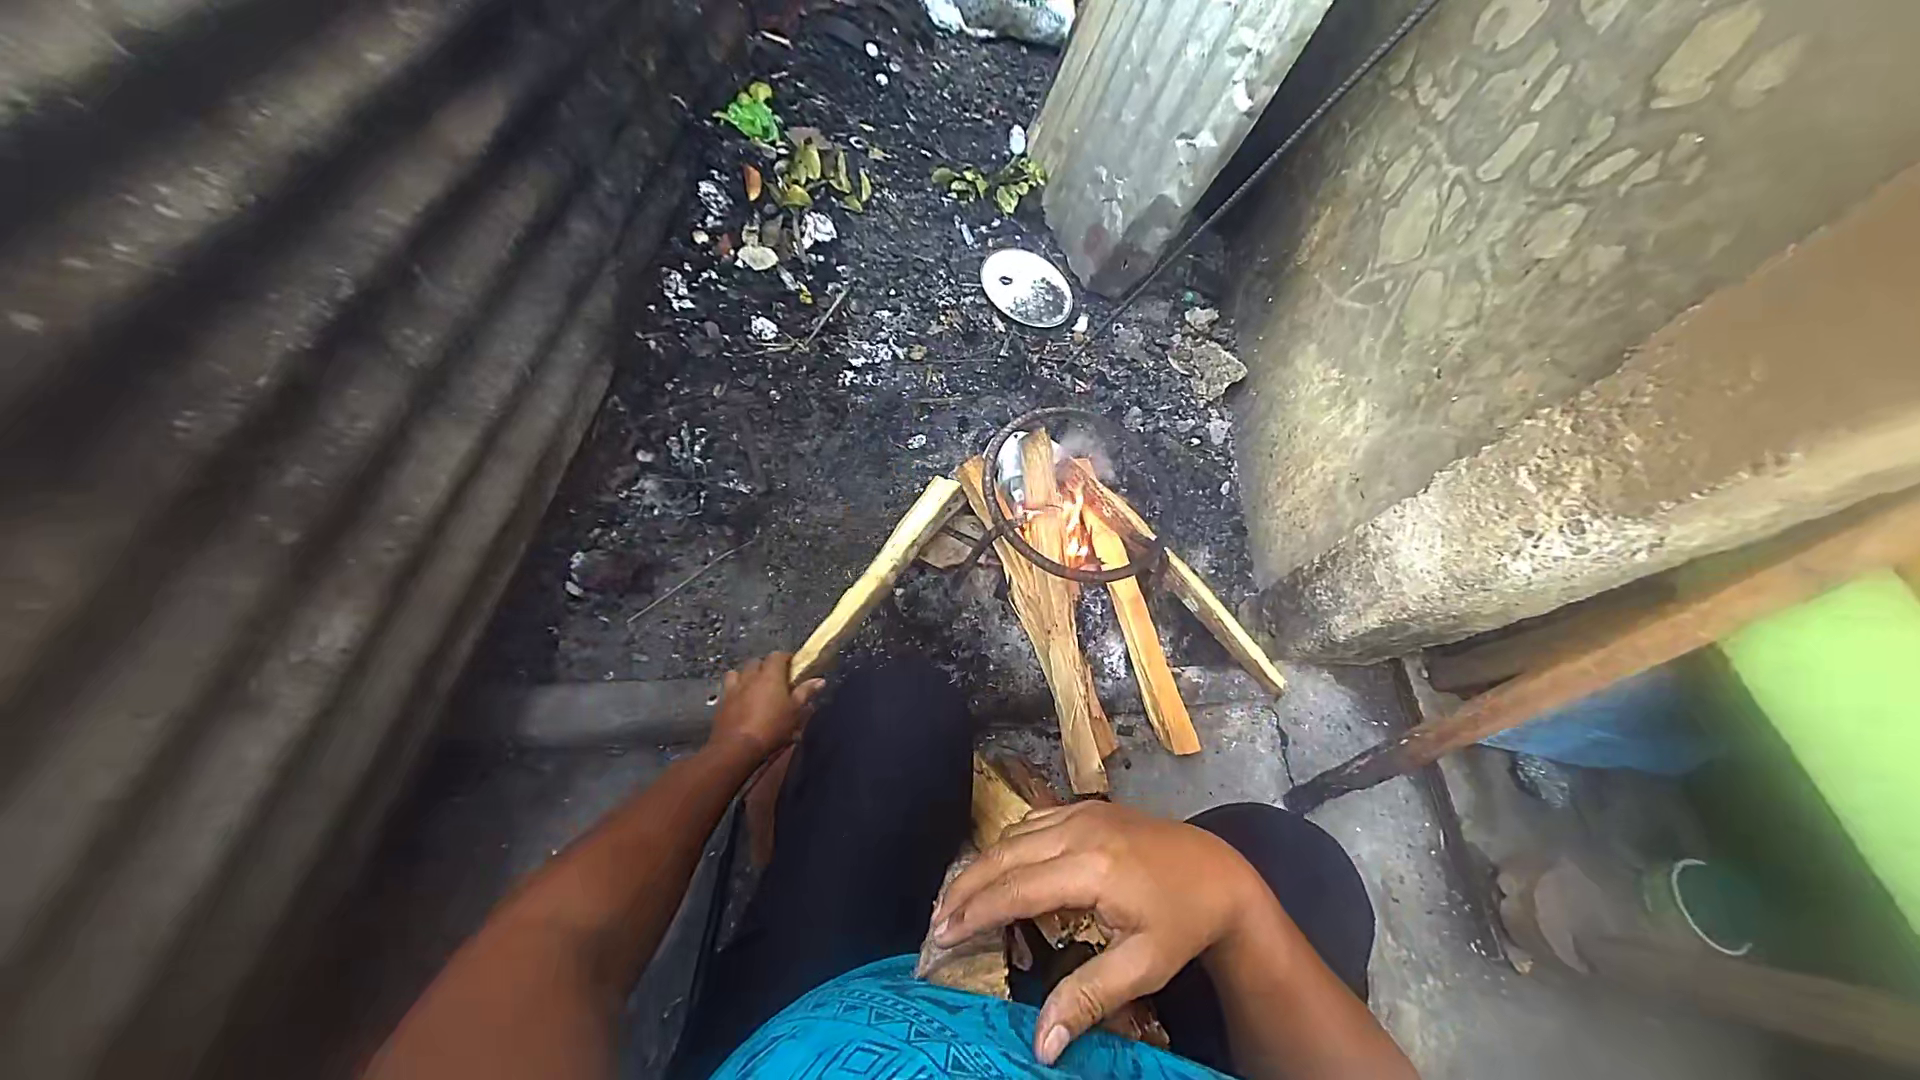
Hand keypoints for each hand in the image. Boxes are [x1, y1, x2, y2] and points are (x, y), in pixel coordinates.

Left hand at [705, 652, 824, 762]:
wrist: (736, 748)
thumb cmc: (771, 727)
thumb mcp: (794, 712)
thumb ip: (805, 693)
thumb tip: (819, 680)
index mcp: (770, 675)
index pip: (778, 655)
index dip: (785, 659)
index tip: (792, 667)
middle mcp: (750, 676)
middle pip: (757, 662)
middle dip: (765, 667)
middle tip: (775, 680)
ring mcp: (732, 688)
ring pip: (737, 673)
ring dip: (745, 676)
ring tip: (753, 688)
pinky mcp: (721, 703)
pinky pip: (727, 689)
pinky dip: (734, 691)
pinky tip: (739, 703)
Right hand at [931, 801, 1273, 1064]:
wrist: (1217, 870)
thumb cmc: (1181, 922)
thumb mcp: (1144, 968)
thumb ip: (1088, 997)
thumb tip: (1041, 1043)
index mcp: (1092, 869)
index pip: (1016, 890)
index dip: (975, 913)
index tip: (942, 936)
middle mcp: (1078, 831)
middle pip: (1003, 855)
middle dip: (964, 887)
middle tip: (936, 921)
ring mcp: (1080, 813)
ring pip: (1012, 835)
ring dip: (981, 865)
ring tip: (957, 899)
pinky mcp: (1084, 809)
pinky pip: (1031, 822)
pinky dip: (1006, 846)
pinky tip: (997, 868)